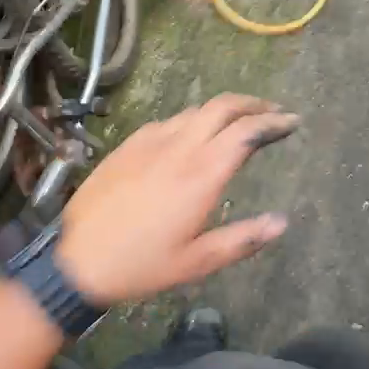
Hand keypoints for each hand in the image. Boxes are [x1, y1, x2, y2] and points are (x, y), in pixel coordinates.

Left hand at [55, 94, 297, 306]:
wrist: (75, 258)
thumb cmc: (141, 265)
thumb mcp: (197, 262)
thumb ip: (243, 239)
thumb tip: (281, 222)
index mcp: (201, 174)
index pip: (246, 131)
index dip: (274, 122)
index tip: (293, 122)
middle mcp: (178, 147)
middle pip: (223, 106)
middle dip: (253, 104)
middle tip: (272, 114)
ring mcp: (150, 141)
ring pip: (195, 111)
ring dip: (222, 111)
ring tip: (237, 124)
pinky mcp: (128, 144)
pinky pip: (168, 122)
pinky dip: (191, 121)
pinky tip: (192, 138)